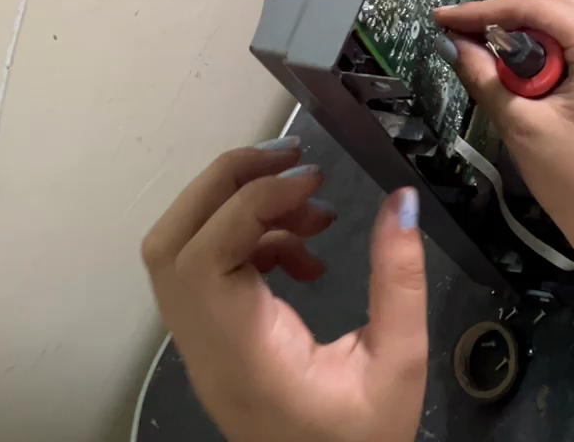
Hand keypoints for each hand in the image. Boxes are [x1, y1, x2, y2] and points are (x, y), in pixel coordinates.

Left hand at [141, 141, 427, 441]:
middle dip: (226, 182)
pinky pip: (208, 266)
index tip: (315, 180)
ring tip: (313, 201)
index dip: (252, 201)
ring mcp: (202, 344)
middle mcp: (206, 346)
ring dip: (239, 204)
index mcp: (244, 353)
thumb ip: (399, 278)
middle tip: (295, 160)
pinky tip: (307, 248)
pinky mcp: (215, 340)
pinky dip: (252, 236)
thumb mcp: (399, 360)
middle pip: (171, 244)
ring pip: (180, 250)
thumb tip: (402, 200)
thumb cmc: (363, 439)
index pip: (205, 258)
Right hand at [434, 0, 573, 254]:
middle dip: (501, 11)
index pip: (536, 4)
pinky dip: (539, 39)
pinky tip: (511, 57)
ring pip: (561, 11)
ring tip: (476, 43)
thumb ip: (485, 79)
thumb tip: (450, 43)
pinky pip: (571, 34)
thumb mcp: (523, 128)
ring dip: (519, 23)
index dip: (484, 8)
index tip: (442, 18)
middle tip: (457, 32)